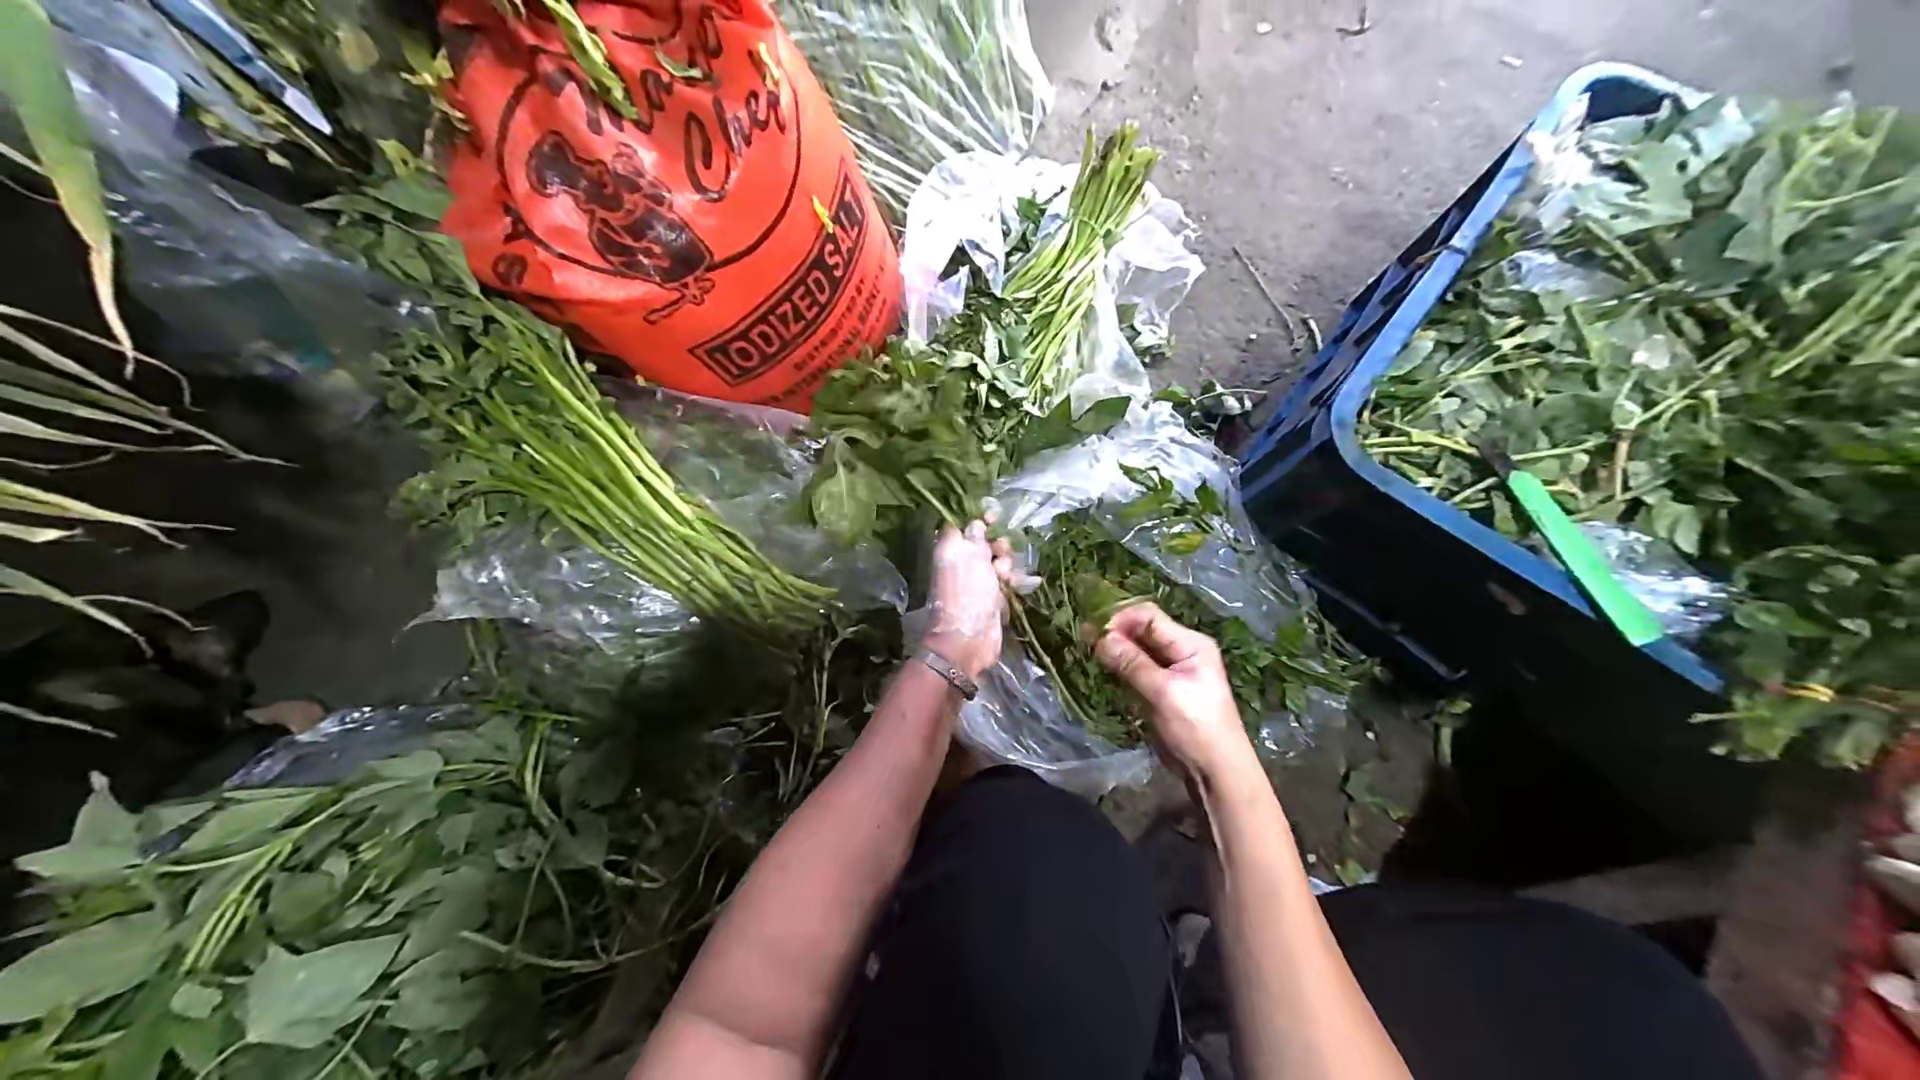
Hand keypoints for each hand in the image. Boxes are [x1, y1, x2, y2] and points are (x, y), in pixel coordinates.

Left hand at [923, 519, 1015, 679]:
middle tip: (1001, 551)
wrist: (969, 637)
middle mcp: (962, 562)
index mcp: (950, 550)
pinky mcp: (991, 596)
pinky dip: (1011, 580)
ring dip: (1006, 563)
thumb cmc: (966, 593)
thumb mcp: (969, 556)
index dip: (978, 519)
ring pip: (997, 561)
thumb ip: (973, 536)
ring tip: (1005, 574)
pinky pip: (1004, 580)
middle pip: (984, 542)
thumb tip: (976, 522)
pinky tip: (1013, 584)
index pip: (963, 524)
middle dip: (997, 543)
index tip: (994, 519)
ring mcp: (977, 581)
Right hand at [1094, 603, 1256, 784]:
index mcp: (1191, 644)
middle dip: (1114, 633)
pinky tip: (1104, 670)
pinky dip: (1120, 667)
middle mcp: (1182, 650)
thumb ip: (1132, 663)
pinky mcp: (1162, 688)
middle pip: (1142, 630)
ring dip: (1115, 650)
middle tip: (1085, 642)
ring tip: (1090, 655)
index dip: (1120, 620)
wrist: (1215, 770)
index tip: (1094, 633)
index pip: (1149, 617)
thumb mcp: (1164, 693)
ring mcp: (1172, 670)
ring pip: (1137, 649)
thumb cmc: (1196, 728)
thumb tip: (1100, 638)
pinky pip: (1137, 668)